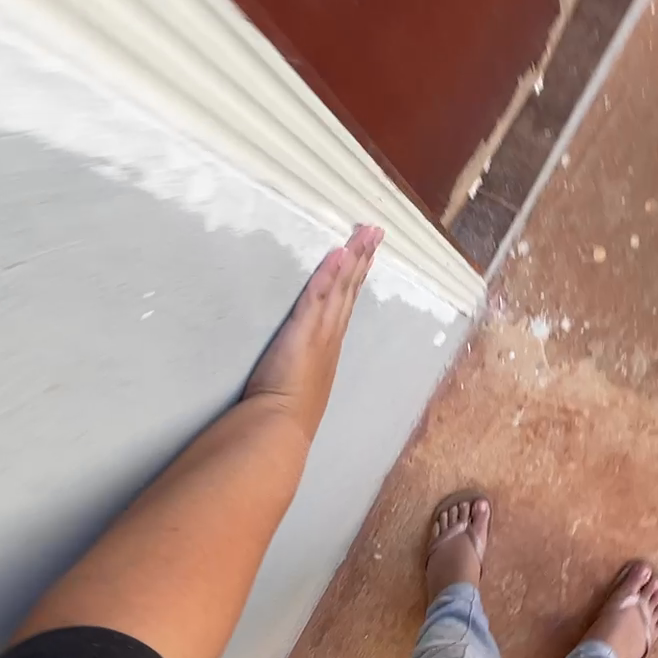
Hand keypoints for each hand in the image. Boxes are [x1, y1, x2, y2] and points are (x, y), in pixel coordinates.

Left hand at [244, 225, 381, 437]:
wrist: (282, 427)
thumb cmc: (287, 413)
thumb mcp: (300, 383)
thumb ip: (302, 368)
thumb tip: (304, 363)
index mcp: (329, 345)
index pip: (345, 303)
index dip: (355, 277)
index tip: (365, 254)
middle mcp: (330, 334)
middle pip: (349, 289)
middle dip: (363, 259)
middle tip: (375, 231)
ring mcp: (320, 332)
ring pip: (340, 288)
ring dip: (353, 258)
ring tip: (364, 233)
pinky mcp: (304, 332)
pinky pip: (318, 297)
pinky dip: (329, 275)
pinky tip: (339, 253)